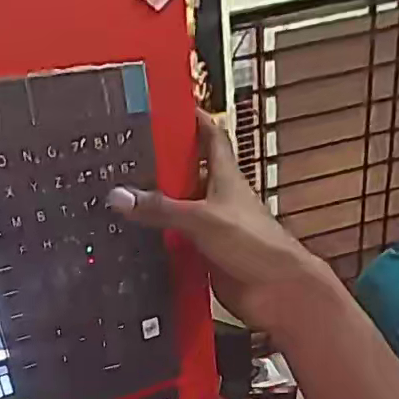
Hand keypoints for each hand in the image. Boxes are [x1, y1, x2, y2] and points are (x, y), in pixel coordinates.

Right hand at [106, 109, 336, 333]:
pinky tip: (142, 246)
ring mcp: (214, 231)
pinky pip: (181, 248)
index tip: (167, 107)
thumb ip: (161, 208)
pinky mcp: (210, 260)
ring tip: (124, 201)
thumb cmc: (255, 244)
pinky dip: (164, 246)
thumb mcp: (202, 218)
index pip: (209, 136)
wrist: (277, 291)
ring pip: (182, 214)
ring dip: (160, 210)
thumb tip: (121, 196)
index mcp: (225, 176)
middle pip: (189, 175)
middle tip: (128, 158)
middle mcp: (219, 201)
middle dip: (164, 166)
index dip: (191, 119)